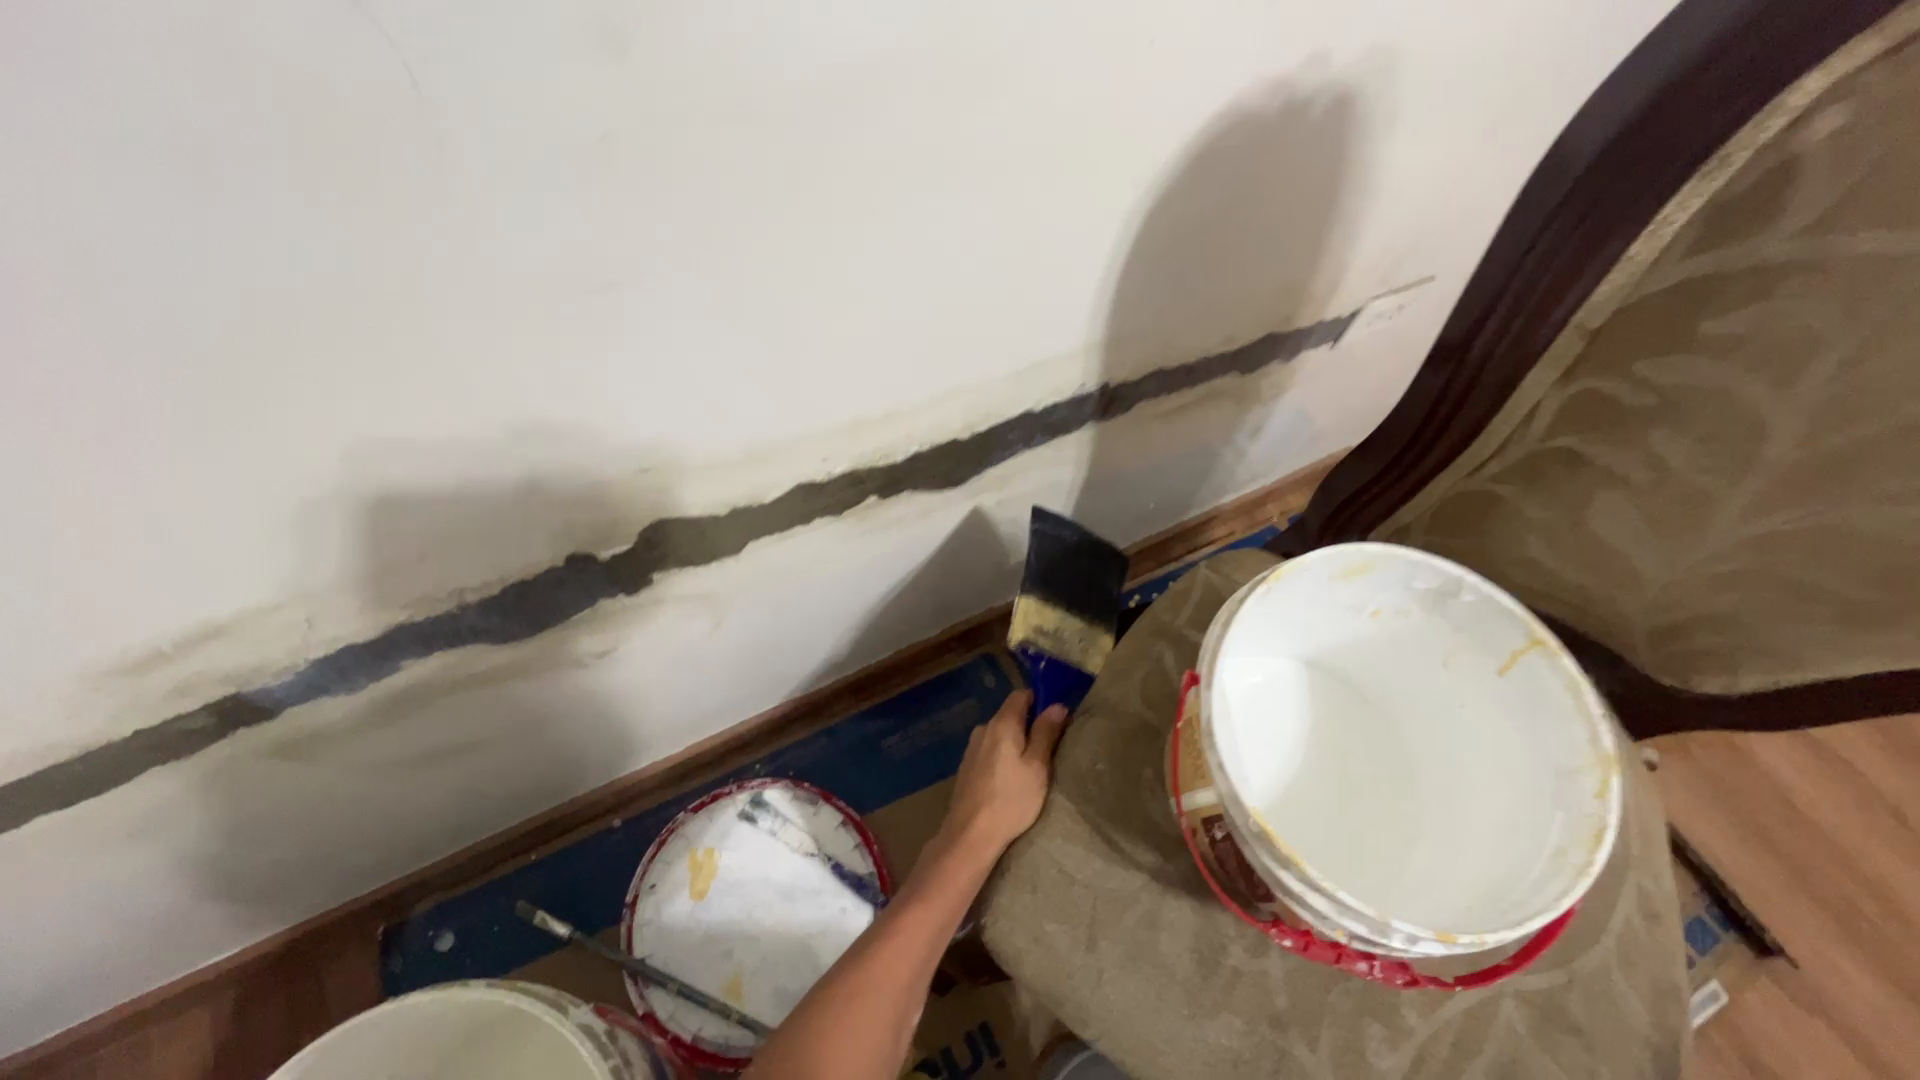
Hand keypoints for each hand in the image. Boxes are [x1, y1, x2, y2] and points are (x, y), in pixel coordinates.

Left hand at [938, 690, 1067, 856]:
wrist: (970, 833)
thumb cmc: (1011, 799)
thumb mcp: (1037, 766)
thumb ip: (1046, 733)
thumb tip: (1057, 705)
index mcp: (1001, 723)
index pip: (1021, 695)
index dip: (1041, 699)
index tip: (1058, 716)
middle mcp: (983, 728)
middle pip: (1010, 714)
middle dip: (1031, 723)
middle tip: (1052, 745)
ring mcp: (972, 747)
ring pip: (1000, 733)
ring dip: (1017, 741)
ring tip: (1034, 764)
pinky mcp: (967, 766)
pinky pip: (991, 749)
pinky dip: (1004, 754)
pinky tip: (1012, 777)